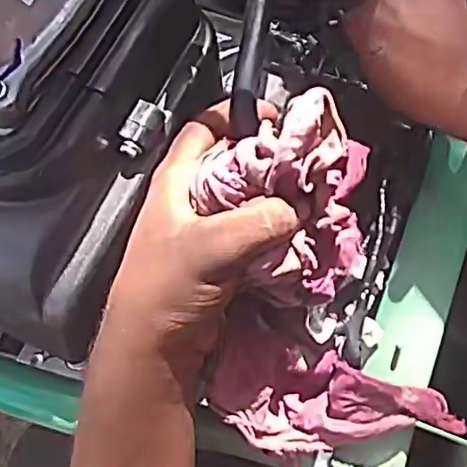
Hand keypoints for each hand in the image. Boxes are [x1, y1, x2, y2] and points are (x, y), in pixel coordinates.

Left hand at [94, 102, 298, 377]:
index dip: (239, 115)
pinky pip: (263, 234)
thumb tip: (299, 207)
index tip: (277, 120)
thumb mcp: (209, 245)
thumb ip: (259, 220)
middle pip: (242, 165)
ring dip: (283, 202)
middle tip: (306, 166)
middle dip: (275, 164)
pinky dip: (283, 233)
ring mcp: (214, 230)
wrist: (155, 352)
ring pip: (256, 201)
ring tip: (311, 200)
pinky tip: (301, 234)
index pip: (207, 127)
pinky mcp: (230, 259)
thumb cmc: (162, 290)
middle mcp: (196, 200)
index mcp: (178, 181)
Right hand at [344, 0, 466, 133]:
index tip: (378, 29)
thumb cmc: (420, 89)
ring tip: (429, 18)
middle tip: (406, 28)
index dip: (369, 22)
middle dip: (391, 8)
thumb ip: (366, 47)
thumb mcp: (376, 76)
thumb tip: (370, 39)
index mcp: (359, 22)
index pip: (354, 11)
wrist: (459, 87)